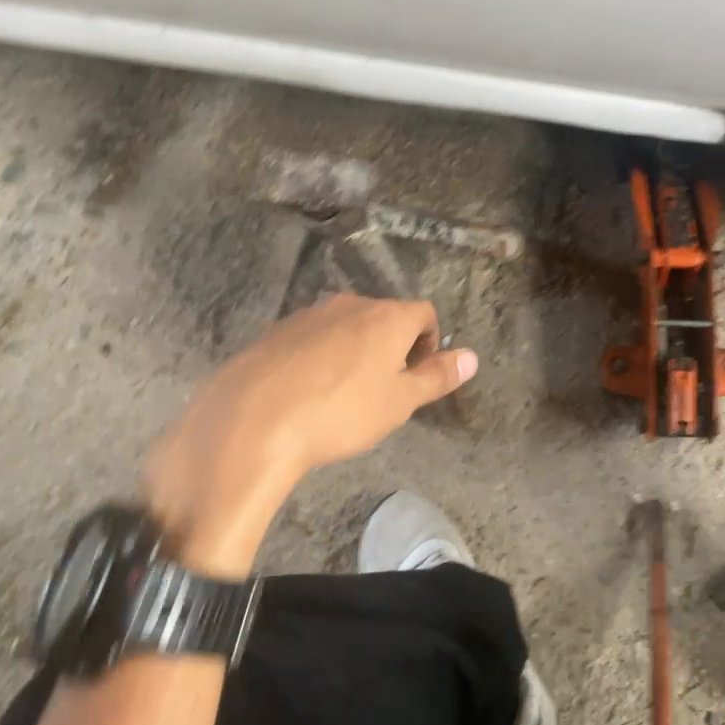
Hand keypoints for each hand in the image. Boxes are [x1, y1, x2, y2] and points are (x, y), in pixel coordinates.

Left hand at [142, 295, 477, 575]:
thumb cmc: (341, 412)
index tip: (418, 376)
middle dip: (392, 346)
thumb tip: (472, 357)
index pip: (424, 313)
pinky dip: (320, 358)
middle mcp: (350, 305)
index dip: (430, 342)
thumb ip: (437, 377)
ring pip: (346, 327)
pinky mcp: (275, 332)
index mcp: (388, 316)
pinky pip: (311, 339)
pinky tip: (307, 394)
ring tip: (343, 395)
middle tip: (385, 389)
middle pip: (384, 316)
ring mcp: (308, 315)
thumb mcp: (400, 402)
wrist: (253, 420)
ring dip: (354, 351)